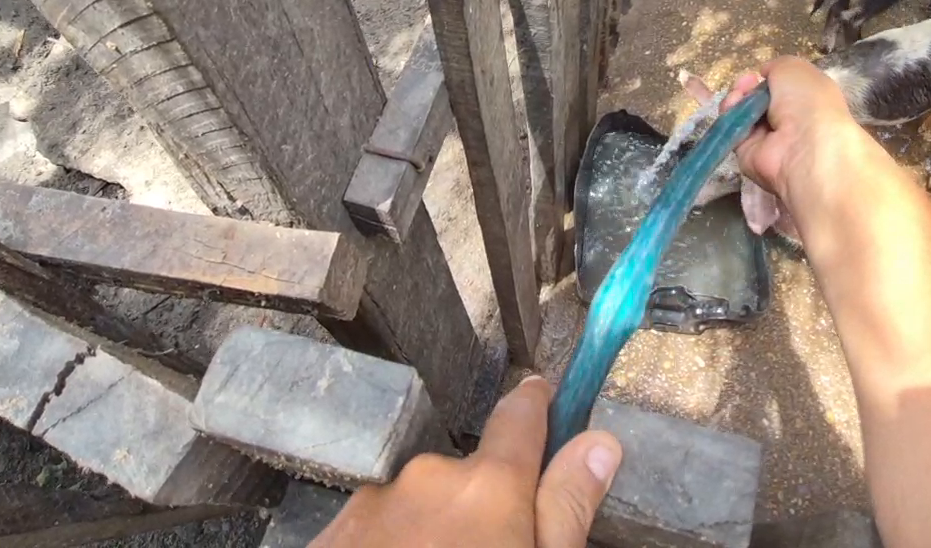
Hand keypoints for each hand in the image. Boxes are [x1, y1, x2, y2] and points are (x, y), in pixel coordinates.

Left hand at [309, 376, 621, 547]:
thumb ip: (567, 509)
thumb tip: (600, 442)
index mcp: (488, 485)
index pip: (520, 415)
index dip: (535, 404)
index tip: (543, 396)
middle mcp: (428, 477)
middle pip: (467, 475)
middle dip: (479, 506)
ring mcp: (371, 506)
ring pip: (417, 505)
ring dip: (429, 534)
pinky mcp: (330, 538)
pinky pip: (373, 531)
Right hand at [721, 56, 866, 207]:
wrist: (803, 146)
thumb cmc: (808, 101)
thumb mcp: (795, 68)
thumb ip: (777, 66)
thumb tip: (764, 73)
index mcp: (808, 102)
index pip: (783, 89)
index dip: (769, 78)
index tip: (761, 72)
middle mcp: (789, 122)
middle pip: (759, 100)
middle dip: (749, 87)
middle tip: (747, 82)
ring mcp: (768, 139)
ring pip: (743, 113)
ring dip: (737, 97)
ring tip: (739, 93)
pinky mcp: (748, 153)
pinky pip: (733, 129)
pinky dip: (729, 114)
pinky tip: (733, 105)